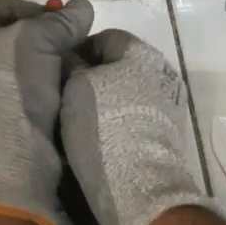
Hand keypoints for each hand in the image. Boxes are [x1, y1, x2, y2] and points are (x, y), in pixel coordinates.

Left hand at [0, 0, 94, 224]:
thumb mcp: (41, 39)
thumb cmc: (12, 82)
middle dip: (46, 38)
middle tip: (72, 43)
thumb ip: (63, 21)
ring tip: (74, 64)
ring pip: (20, 61)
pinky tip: (65, 86)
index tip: (60, 22)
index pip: (1, 6)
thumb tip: (83, 7)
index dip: (33, 9)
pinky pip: (21, 86)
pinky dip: (43, 83)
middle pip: (12, 34)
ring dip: (49, 60)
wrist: (11, 153)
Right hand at [60, 30, 212, 224]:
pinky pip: (134, 115)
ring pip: (124, 90)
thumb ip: (71, 63)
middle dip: (91, 76)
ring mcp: (167, 102)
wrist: (139, 187)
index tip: (58, 71)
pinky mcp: (167, 132)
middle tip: (65, 95)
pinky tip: (98, 137)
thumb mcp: (74, 86)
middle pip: (115, 64)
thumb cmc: (103, 126)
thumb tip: (70, 56)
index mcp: (140, 51)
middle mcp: (160, 70)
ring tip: (79, 119)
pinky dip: (117, 120)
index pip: (102, 37)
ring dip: (104, 99)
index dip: (77, 51)